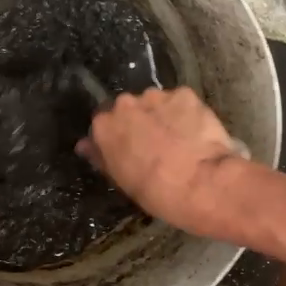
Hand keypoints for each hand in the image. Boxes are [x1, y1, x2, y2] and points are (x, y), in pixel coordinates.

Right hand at [77, 87, 248, 240]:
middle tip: (155, 144)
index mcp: (105, 126)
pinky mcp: (185, 94)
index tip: (129, 150)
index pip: (104, 124)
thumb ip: (101, 157)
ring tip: (179, 138)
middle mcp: (125, 104)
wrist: (201, 183)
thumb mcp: (122, 180)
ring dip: (162, 115)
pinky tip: (196, 132)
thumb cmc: (156, 191)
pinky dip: (186, 113)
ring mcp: (156, 96)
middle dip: (139, 122)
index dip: (118, 137)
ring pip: (155, 102)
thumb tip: (84, 145)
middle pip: (129, 109)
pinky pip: (181, 102)